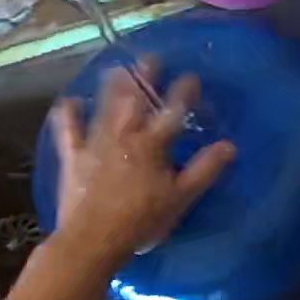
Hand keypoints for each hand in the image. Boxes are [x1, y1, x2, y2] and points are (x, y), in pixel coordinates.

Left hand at [49, 60, 235, 266]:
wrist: (93, 239)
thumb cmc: (142, 220)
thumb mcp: (181, 198)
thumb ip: (205, 170)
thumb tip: (230, 146)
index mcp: (152, 145)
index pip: (173, 111)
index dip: (184, 92)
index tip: (192, 77)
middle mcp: (123, 136)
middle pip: (135, 100)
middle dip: (145, 78)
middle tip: (150, 59)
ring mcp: (95, 143)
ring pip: (104, 107)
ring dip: (112, 86)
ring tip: (118, 68)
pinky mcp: (74, 156)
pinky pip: (69, 129)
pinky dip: (70, 114)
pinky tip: (72, 101)